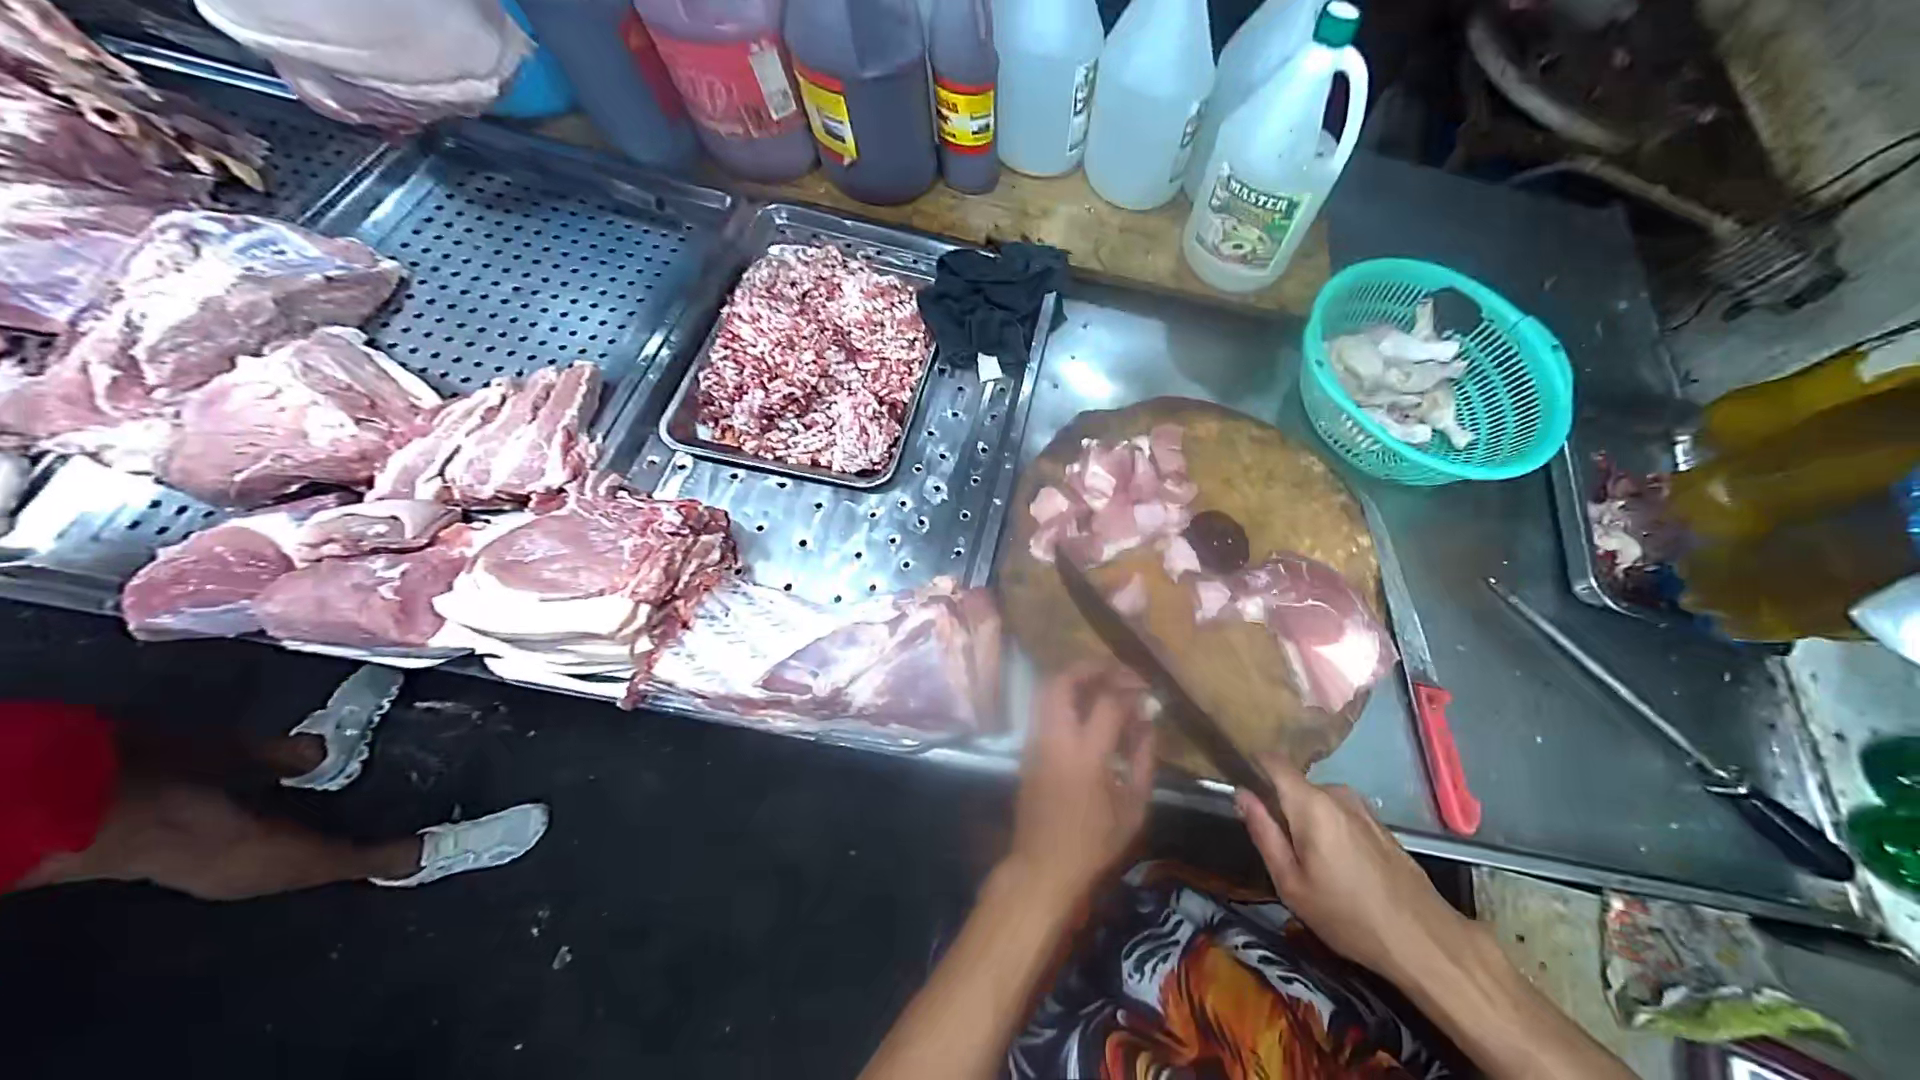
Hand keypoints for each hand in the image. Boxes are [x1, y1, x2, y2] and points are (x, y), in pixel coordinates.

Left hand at [1006, 663, 1156, 907]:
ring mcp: (1035, 741)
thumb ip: (1142, 758)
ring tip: (1105, 684)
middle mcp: (1054, 739)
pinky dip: (1065, 697)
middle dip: (1092, 668)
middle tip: (1120, 672)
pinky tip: (1087, 709)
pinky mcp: (1027, 749)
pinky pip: (1044, 708)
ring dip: (1076, 679)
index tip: (1148, 693)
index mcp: (1085, 755)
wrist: (1042, 866)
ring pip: (1047, 690)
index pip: (1107, 703)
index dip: (1130, 690)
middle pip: (1064, 681)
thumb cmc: (1094, 844)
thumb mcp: (1132, 806)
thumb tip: (1148, 721)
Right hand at [1236, 755, 1470, 984]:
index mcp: (1311, 803)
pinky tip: (1339, 868)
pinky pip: (1341, 814)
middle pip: (1295, 786)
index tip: (1240, 784)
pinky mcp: (1381, 826)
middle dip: (1281, 806)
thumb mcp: (1290, 882)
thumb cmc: (1347, 914)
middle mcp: (1338, 795)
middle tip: (1277, 846)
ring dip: (1307, 821)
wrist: (1425, 941)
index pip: (1274, 762)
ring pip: (1319, 802)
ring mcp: (1363, 809)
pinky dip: (1330, 830)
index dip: (1254, 765)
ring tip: (1308, 862)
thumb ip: (1263, 832)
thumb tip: (1242, 794)